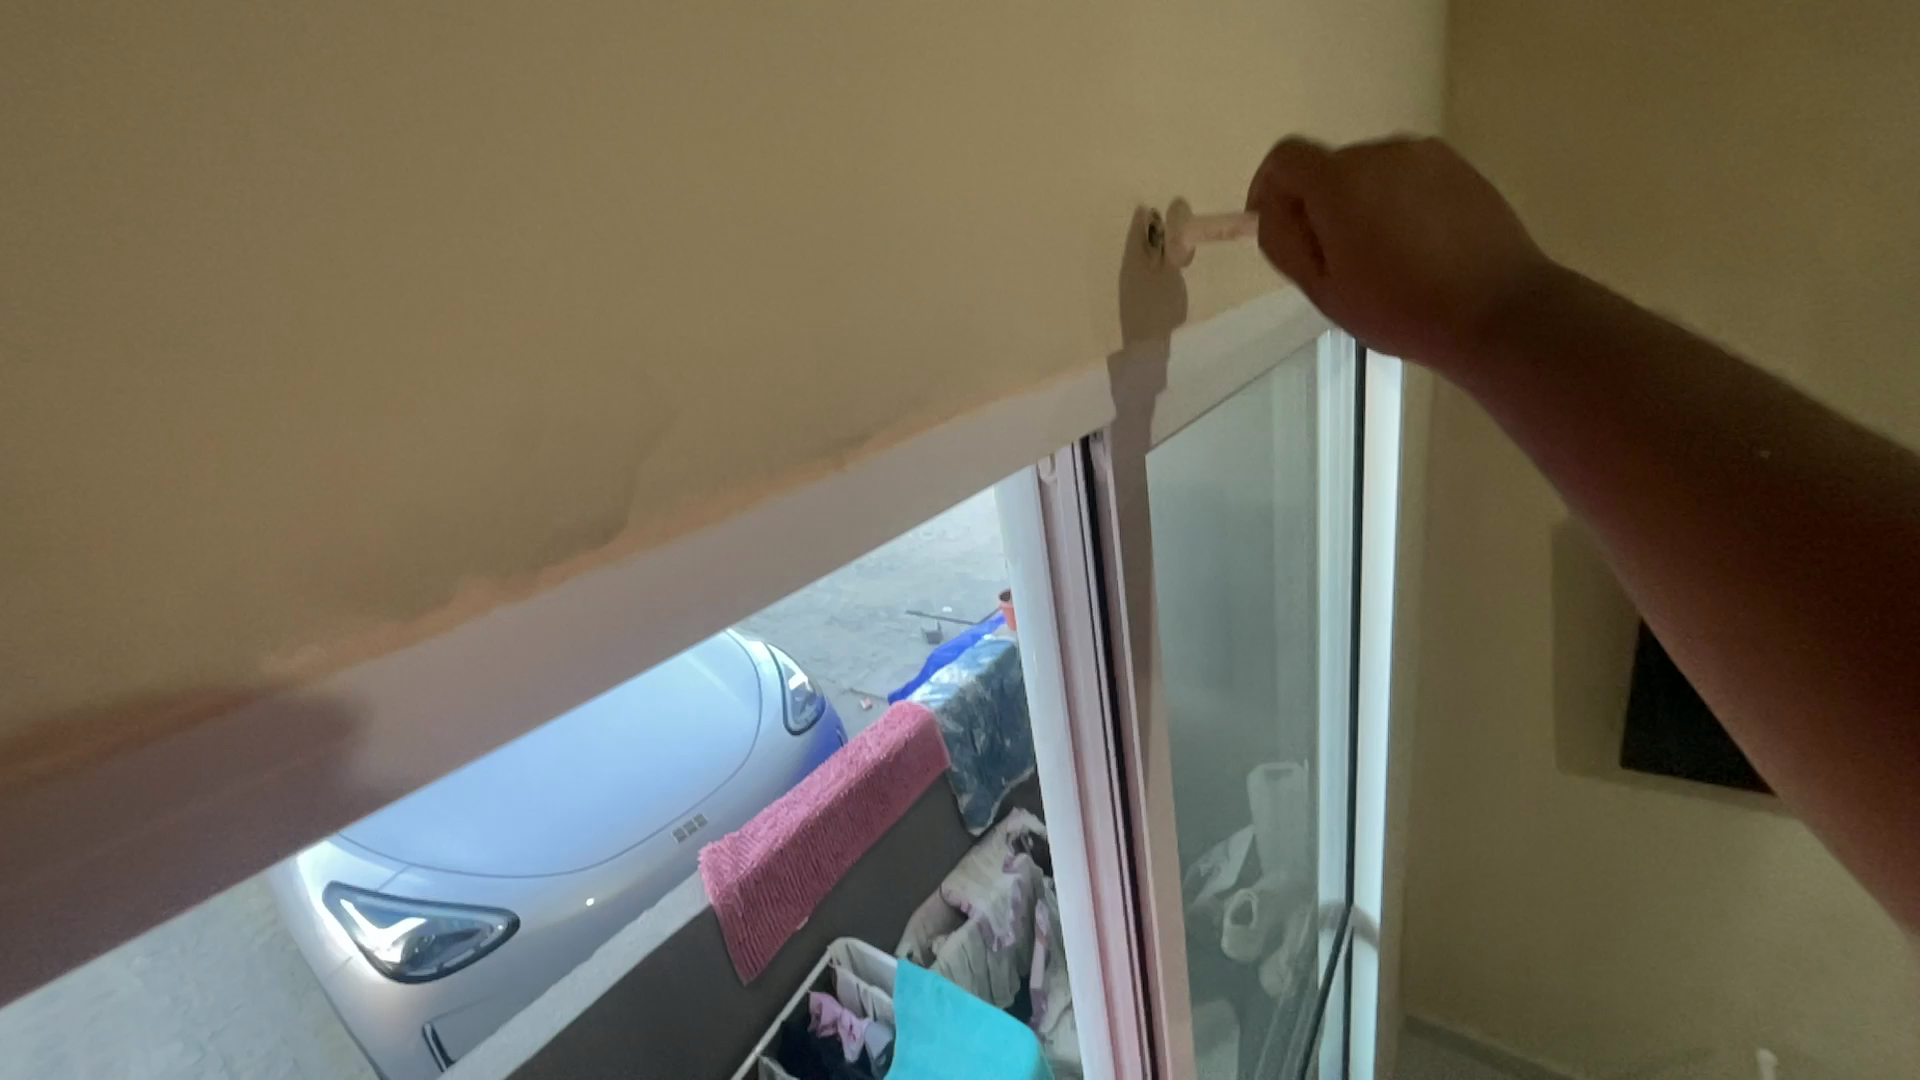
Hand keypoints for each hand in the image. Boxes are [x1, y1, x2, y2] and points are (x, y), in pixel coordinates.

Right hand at [1245, 136, 1554, 370]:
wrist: (1495, 309)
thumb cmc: (1396, 308)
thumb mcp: (1320, 288)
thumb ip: (1283, 241)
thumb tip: (1271, 210)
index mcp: (1340, 182)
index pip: (1284, 158)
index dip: (1267, 189)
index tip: (1272, 226)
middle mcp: (1381, 152)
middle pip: (1326, 167)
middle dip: (1314, 204)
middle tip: (1328, 261)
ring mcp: (1425, 155)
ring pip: (1365, 173)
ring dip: (1353, 204)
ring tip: (1372, 257)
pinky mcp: (1457, 166)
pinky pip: (1402, 177)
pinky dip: (1390, 202)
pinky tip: (1407, 246)